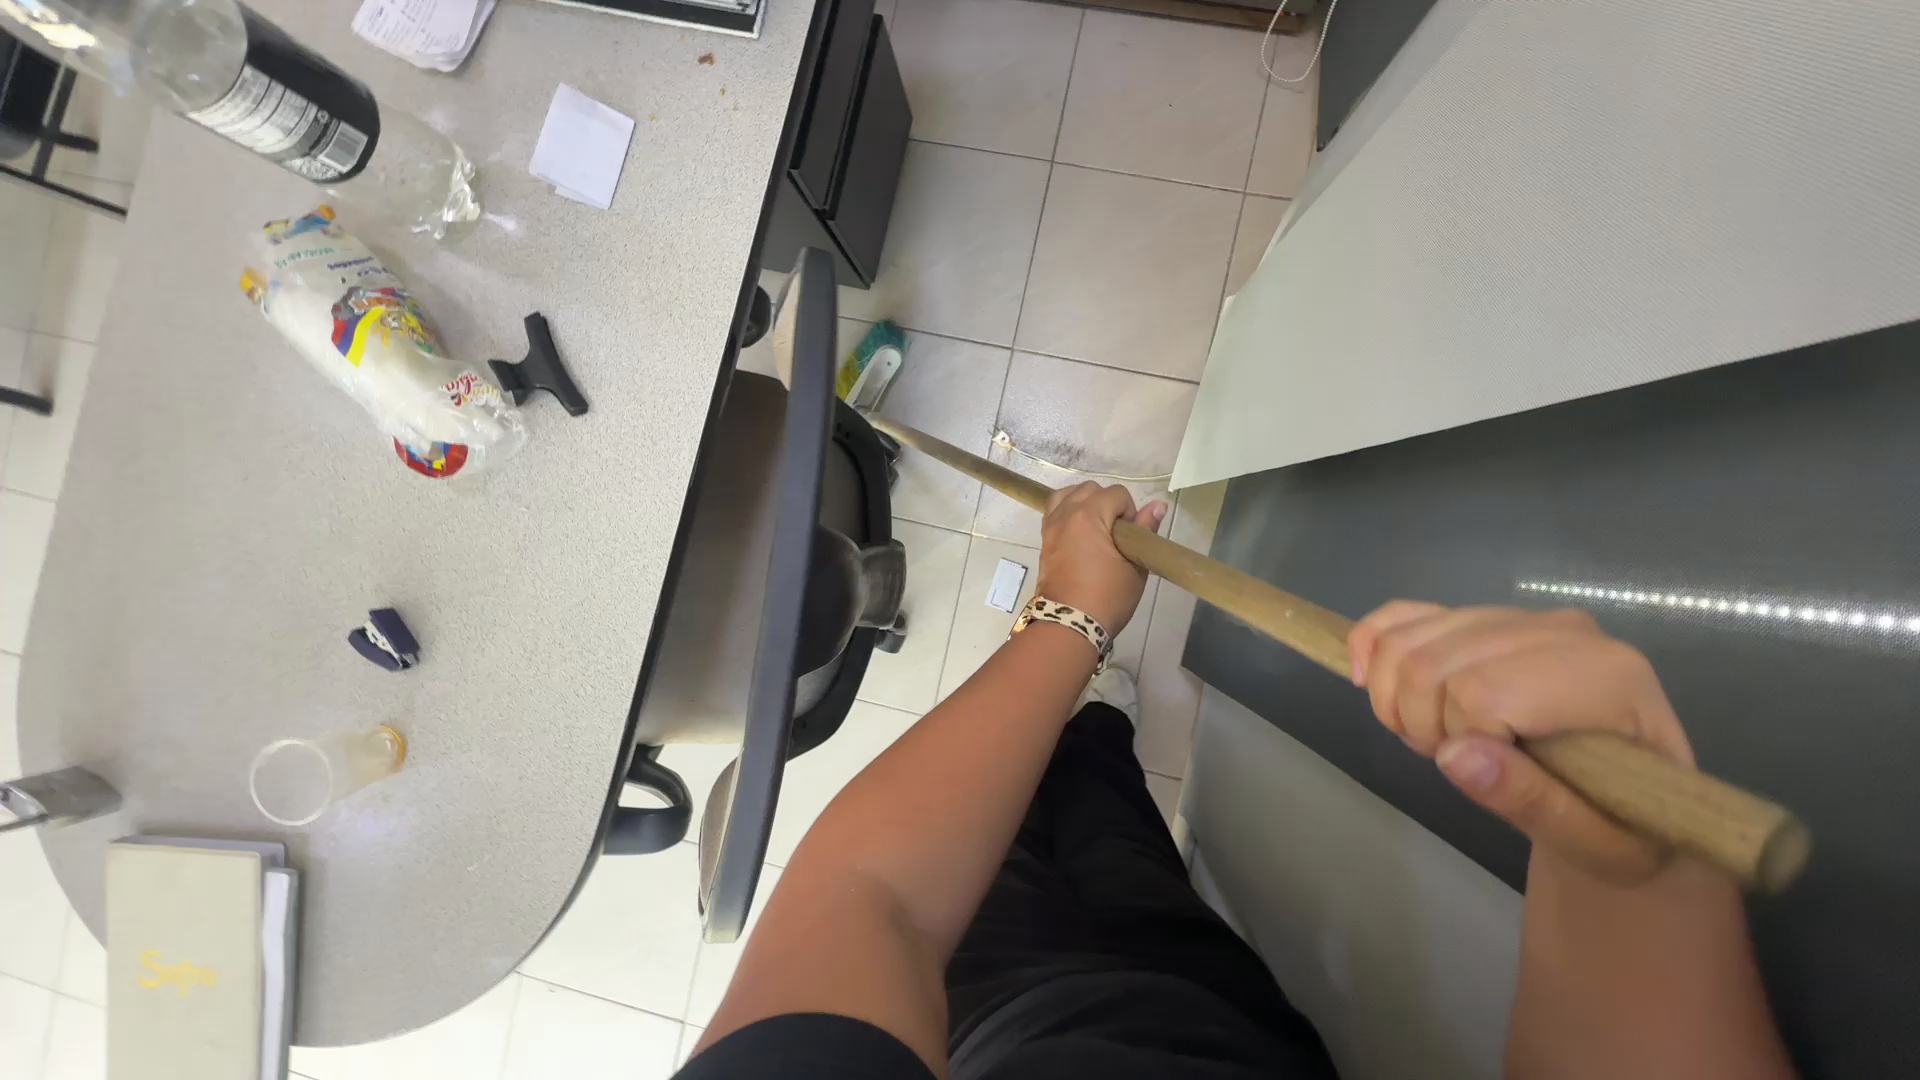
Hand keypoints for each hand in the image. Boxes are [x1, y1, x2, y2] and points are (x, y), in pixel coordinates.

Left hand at [1034, 482, 1167, 635]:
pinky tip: (1081, 534)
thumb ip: (1144, 530)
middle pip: (1090, 489)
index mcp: (1088, 515)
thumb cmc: (1107, 597)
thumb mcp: (1134, 566)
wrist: (1068, 625)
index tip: (1131, 537)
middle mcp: (1065, 514)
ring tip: (1097, 528)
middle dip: (1108, 503)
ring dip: (1085, 503)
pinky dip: (1068, 513)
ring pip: (1067, 495)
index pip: (1116, 493)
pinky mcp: (1044, 539)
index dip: (1130, 511)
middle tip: (1117, 533)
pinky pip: (1054, 511)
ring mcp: (1050, 526)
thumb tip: (1158, 505)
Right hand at [1348, 602, 1696, 884]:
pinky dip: (1370, 644)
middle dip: (1419, 721)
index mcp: (1604, 675)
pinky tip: (1368, 679)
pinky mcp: (1478, 616)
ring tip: (1428, 734)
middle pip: (1431, 662)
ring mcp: (1514, 615)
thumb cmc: (1622, 826)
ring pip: (1406, 640)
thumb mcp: (1596, 842)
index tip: (1488, 775)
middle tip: (1450, 759)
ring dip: (1392, 696)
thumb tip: (1455, 755)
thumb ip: (1533, 801)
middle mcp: (1559, 628)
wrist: (1622, 797)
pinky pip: (1403, 614)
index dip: (1459, 739)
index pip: (1480, 689)